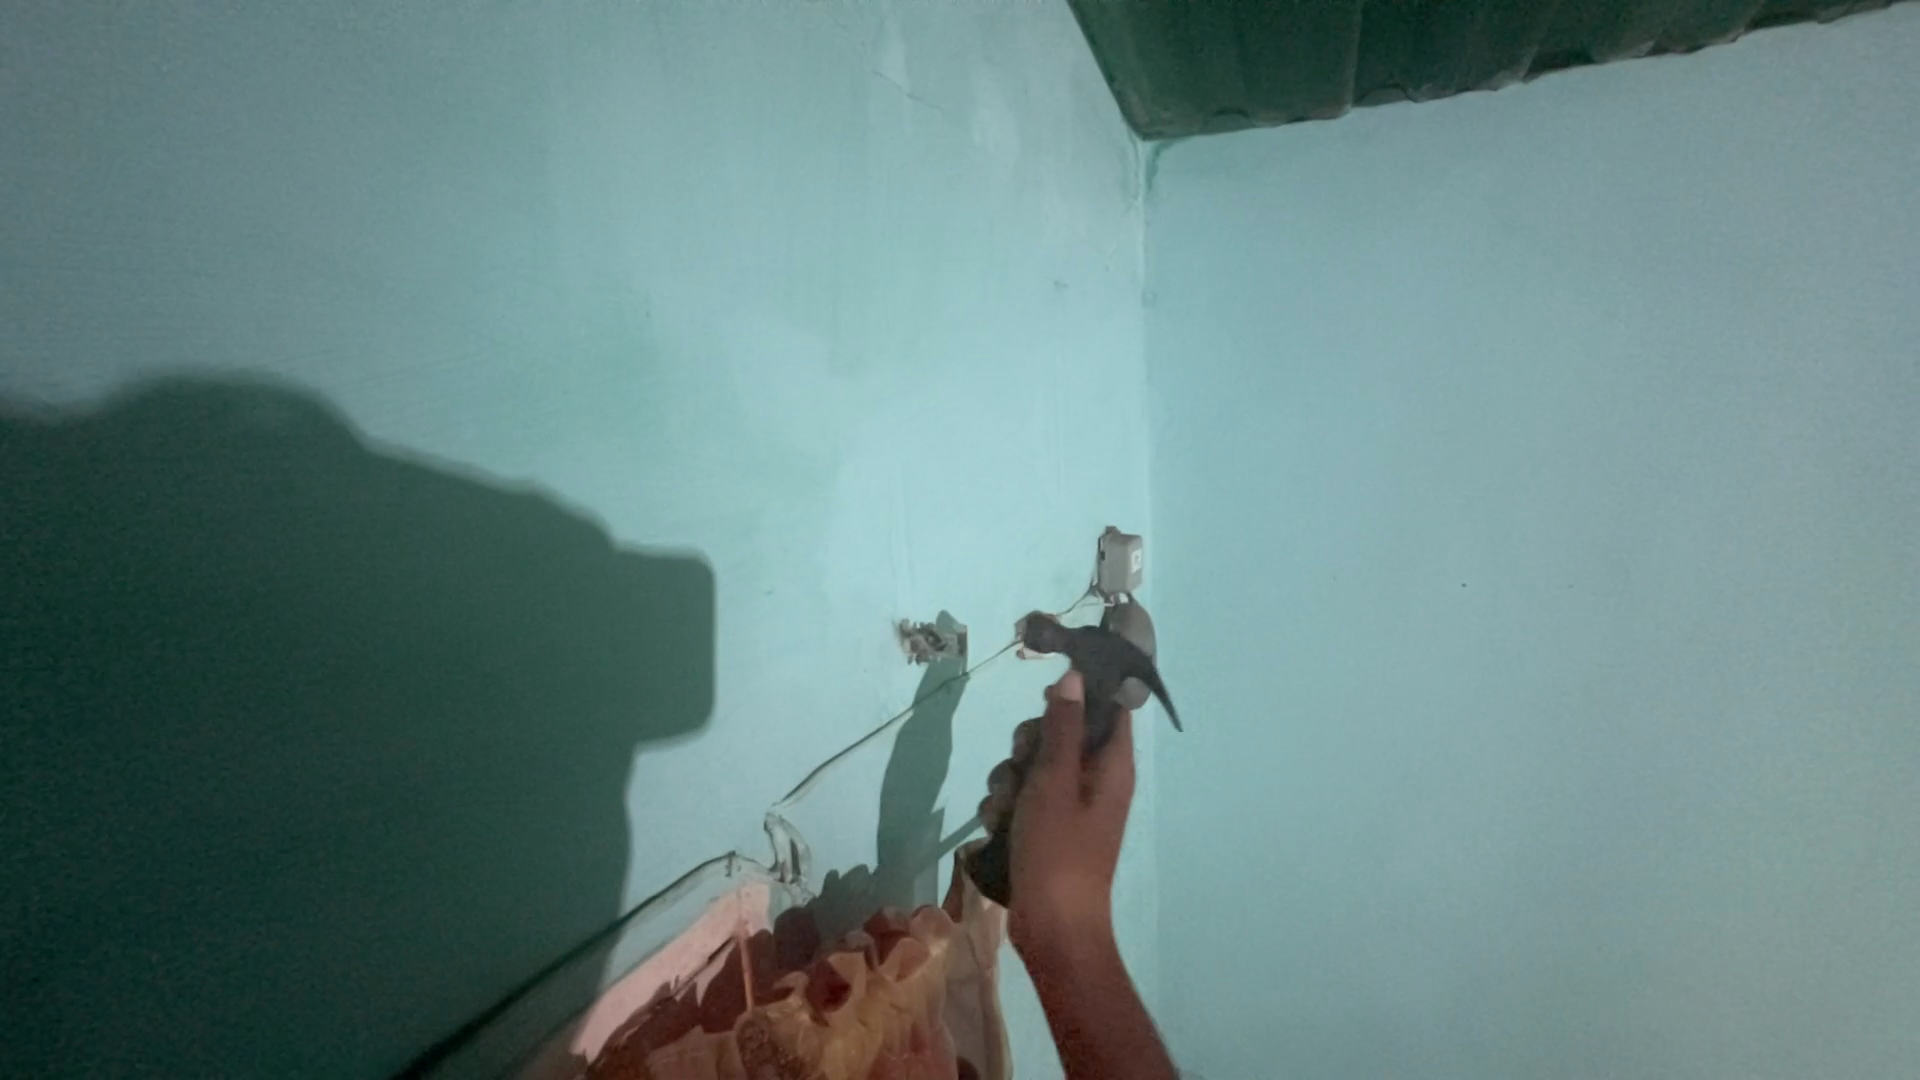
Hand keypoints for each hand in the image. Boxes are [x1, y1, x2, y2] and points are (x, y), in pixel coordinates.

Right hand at [977, 670, 1134, 954]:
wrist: (1052, 928)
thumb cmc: (1059, 849)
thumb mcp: (1055, 780)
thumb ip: (1063, 726)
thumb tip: (1075, 676)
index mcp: (1112, 763)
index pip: (1108, 706)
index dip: (1080, 691)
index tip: (1044, 694)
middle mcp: (1097, 778)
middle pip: (1062, 732)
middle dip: (1029, 743)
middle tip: (1021, 761)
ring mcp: (1072, 803)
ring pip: (1035, 763)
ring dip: (1010, 778)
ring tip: (1004, 806)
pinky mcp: (1050, 824)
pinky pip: (1025, 794)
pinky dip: (1008, 804)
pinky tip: (996, 823)